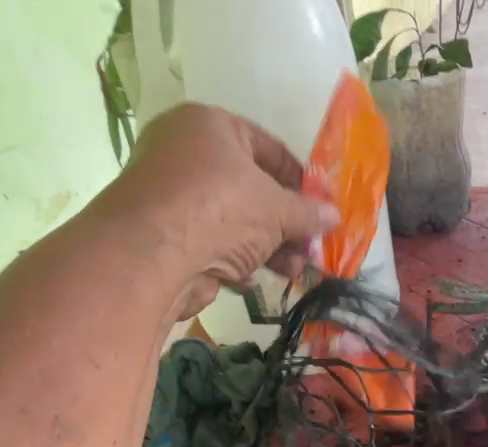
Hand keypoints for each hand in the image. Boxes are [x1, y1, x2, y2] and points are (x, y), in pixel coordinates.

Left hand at [98, 104, 338, 320]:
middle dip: (286, 223)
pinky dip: (237, 259)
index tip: (324, 209)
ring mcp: (174, 194)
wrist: (153, 254)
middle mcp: (186, 152)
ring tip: (293, 271)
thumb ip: (308, 213)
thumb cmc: (220, 209)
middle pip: (252, 188)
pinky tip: (252, 278)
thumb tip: (334, 216)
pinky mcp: (167, 233)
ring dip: (269, 247)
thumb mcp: (277, 208)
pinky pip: (213, 241)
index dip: (301, 180)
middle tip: (310, 249)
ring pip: (235, 220)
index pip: (268, 147)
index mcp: (210, 125)